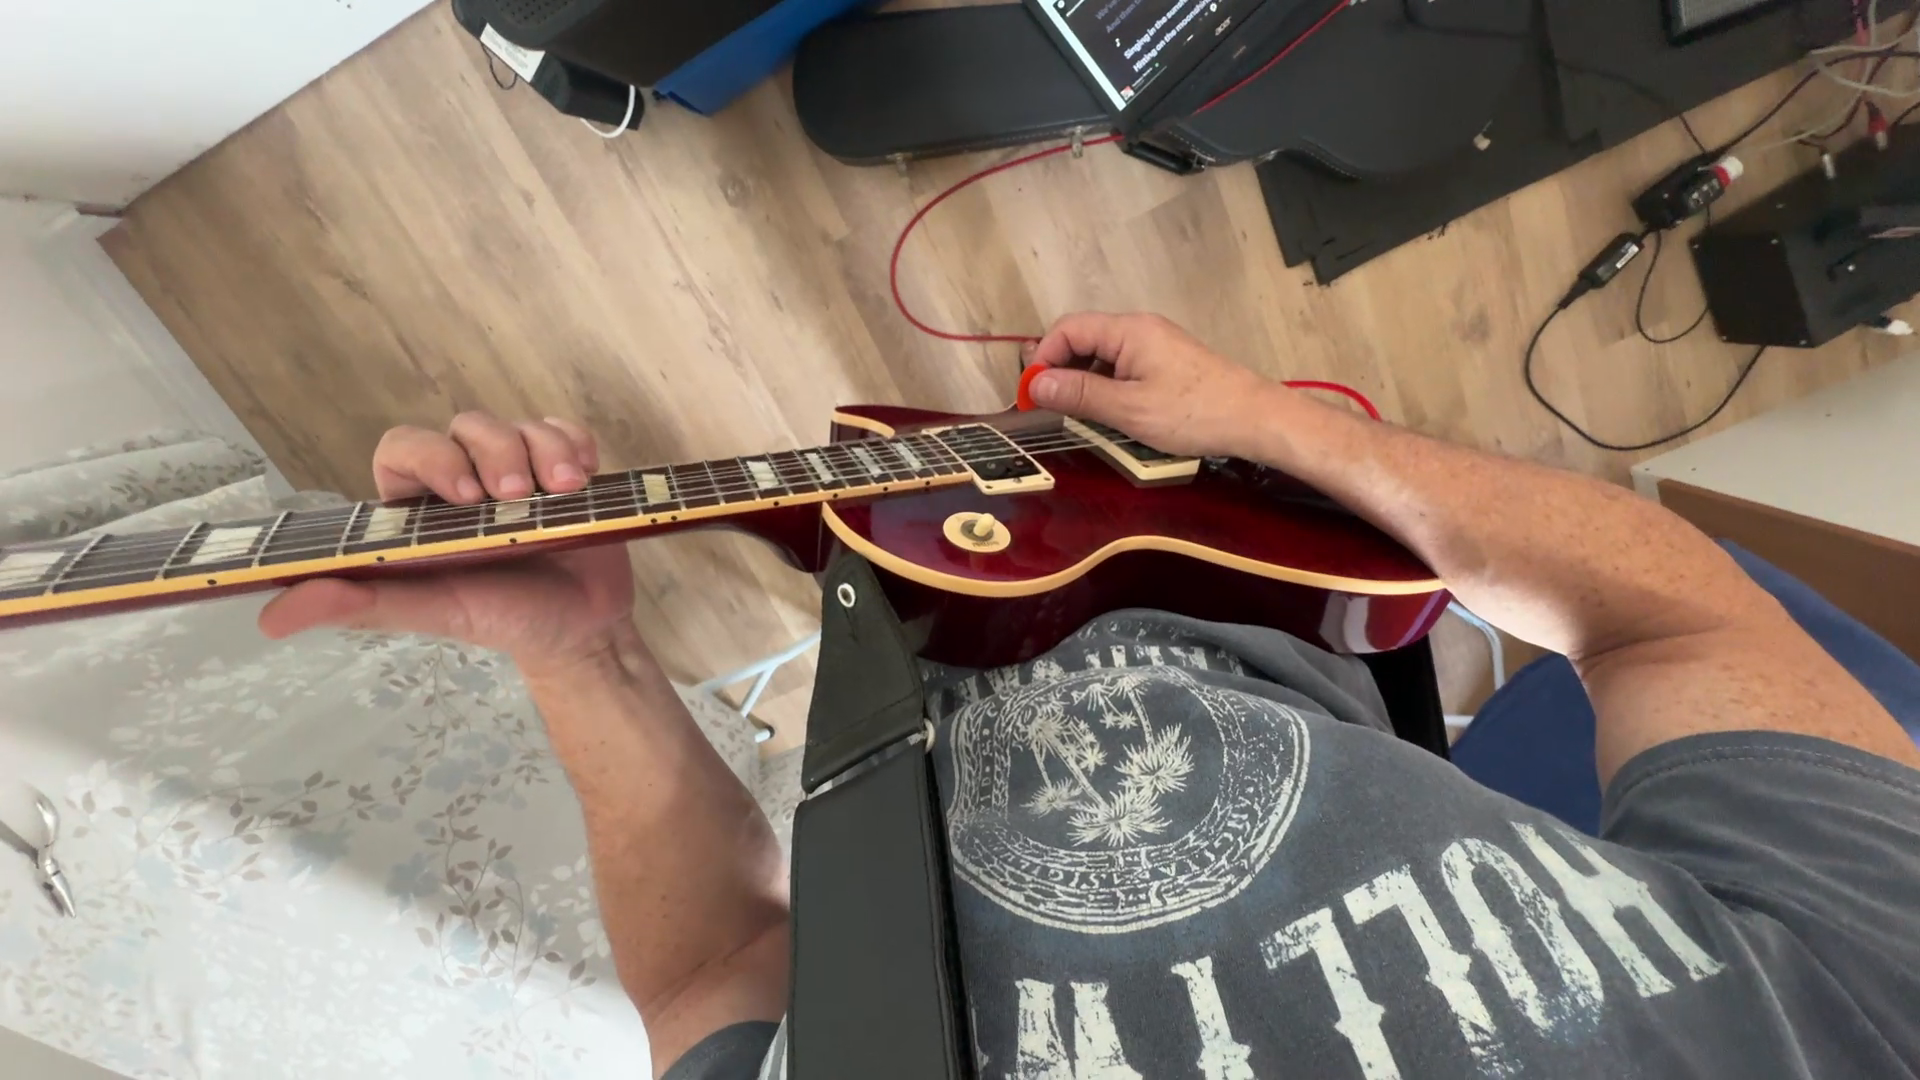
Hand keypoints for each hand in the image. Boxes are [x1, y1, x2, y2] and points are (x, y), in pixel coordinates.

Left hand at [258, 413, 640, 681]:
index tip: (465, 494)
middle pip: (470, 427)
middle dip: (497, 452)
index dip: (432, 457)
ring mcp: (524, 473)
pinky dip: (577, 444)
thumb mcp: (438, 613)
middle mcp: (471, 480)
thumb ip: (367, 606)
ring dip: (546, 450)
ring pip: (523, 427)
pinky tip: (585, 475)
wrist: (582, 630)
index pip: (406, 448)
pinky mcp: (570, 472)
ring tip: (566, 490)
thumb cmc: (506, 620)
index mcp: (424, 508)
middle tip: (518, 496)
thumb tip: (271, 616)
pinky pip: (569, 434)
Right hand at [1026, 313, 1283, 458]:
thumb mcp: (1128, 408)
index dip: (1044, 358)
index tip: (1032, 395)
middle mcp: (1139, 328)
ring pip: (1101, 354)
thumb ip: (1079, 394)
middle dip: (1060, 368)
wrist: (1254, 418)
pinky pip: (1121, 365)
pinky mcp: (1164, 362)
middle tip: (1049, 406)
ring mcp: (1154, 344)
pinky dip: (1104, 384)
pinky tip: (1106, 411)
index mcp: (1128, 330)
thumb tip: (1036, 383)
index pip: (1068, 329)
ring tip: (1076, 413)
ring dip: (1082, 379)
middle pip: (1083, 338)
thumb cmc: (1192, 413)